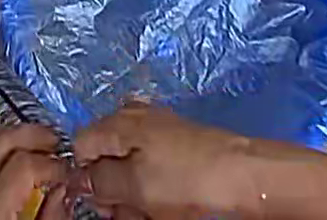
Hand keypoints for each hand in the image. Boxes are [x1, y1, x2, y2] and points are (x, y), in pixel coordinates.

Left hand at [0, 124, 71, 219]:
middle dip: (33, 133)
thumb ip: (49, 219)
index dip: (51, 162)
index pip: (22, 165)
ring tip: (44, 146)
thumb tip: (64, 190)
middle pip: (1, 140)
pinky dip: (6, 153)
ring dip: (19, 139)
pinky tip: (24, 161)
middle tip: (58, 140)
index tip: (70, 169)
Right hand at [75, 105, 326, 219]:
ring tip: (148, 211)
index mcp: (117, 121)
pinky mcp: (176, 142)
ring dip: (131, 189)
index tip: (99, 204)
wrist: (246, 176)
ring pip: (128, 162)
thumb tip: (80, 178)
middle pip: (104, 153)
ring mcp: (155, 127)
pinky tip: (163, 202)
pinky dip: (150, 184)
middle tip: (126, 212)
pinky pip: (150, 163)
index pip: (80, 144)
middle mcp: (131, 116)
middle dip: (109, 185)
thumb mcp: (138, 186)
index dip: (83, 175)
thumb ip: (103, 180)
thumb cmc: (187, 179)